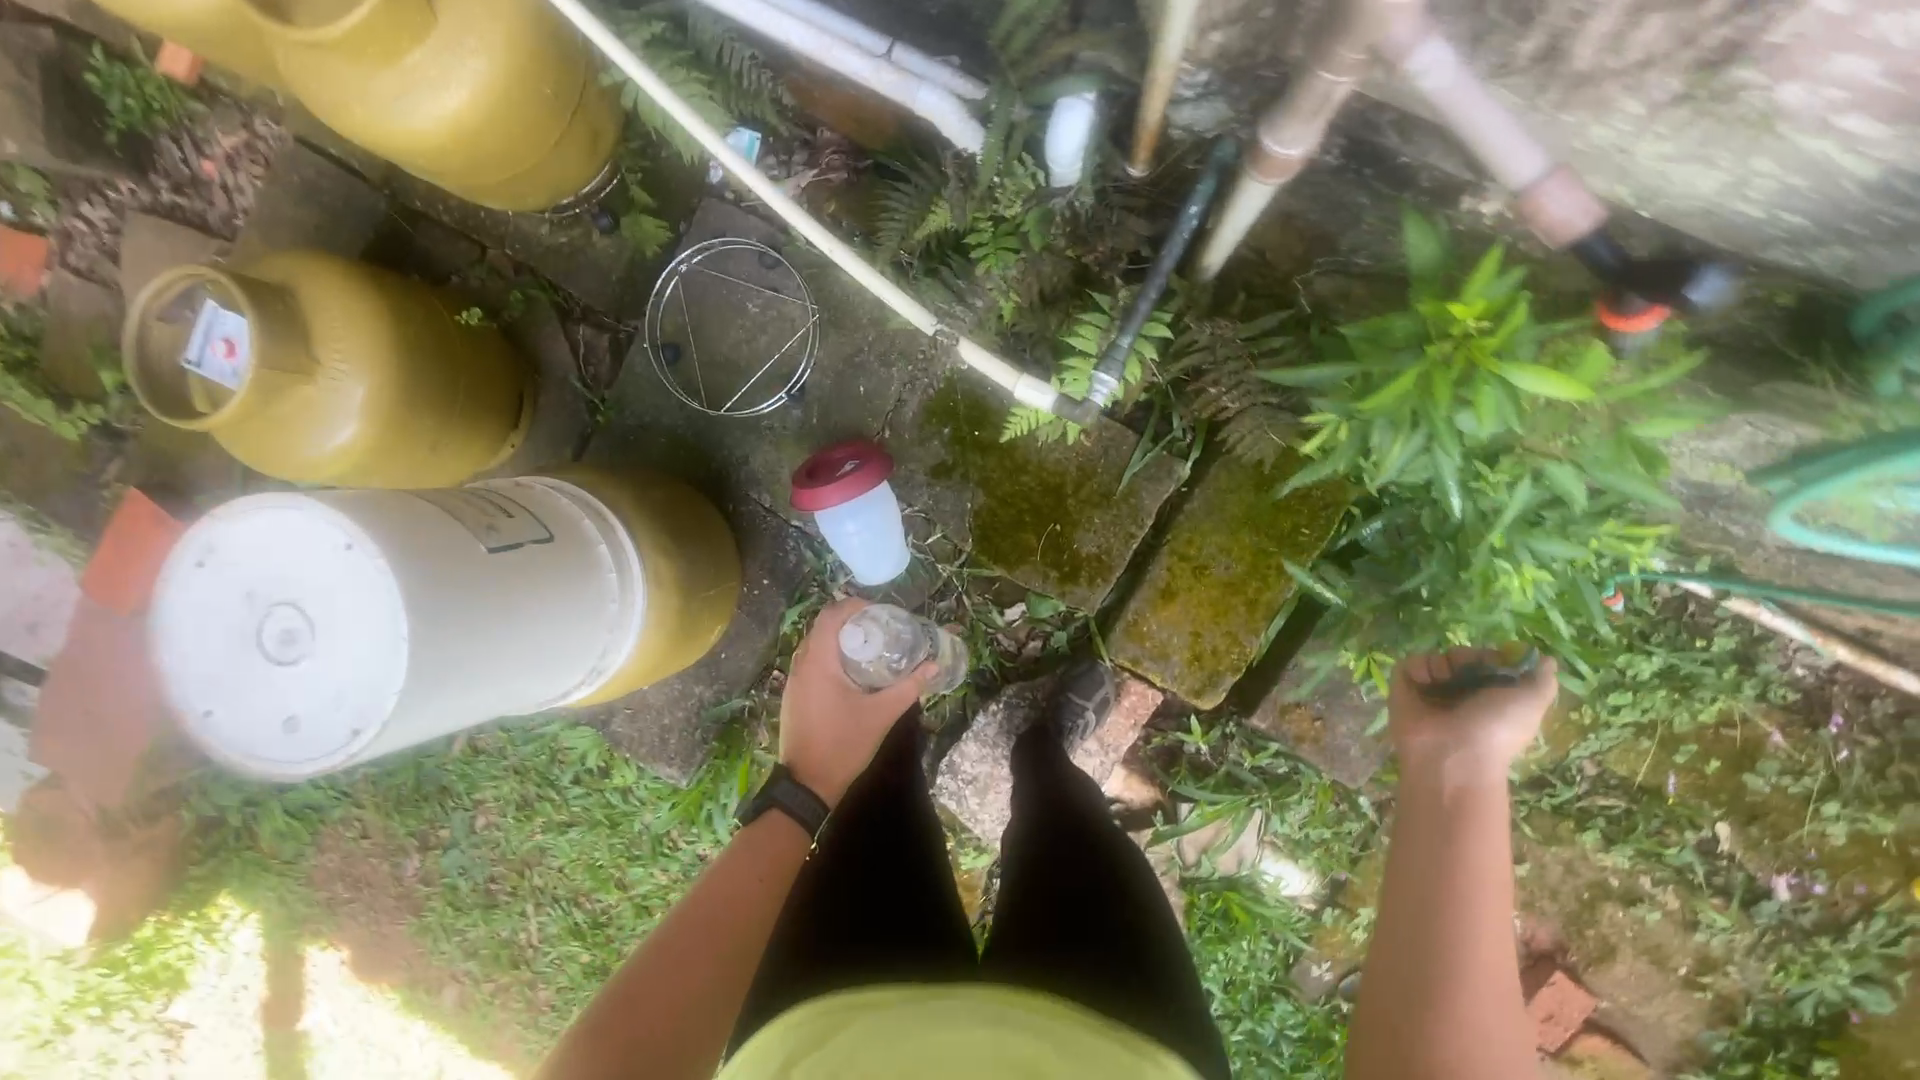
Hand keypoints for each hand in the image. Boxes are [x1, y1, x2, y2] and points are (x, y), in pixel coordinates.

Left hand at [778, 599, 934, 808]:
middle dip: (851, 623)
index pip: (831, 615)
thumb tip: (933, 666)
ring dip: (840, 641)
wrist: (806, 785)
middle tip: (880, 629)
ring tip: (870, 649)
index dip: (856, 606)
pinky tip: (853, 675)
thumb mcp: (882, 715)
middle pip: (823, 627)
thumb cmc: (844, 744)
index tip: (881, 613)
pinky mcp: (794, 696)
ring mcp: (794, 681)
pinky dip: (831, 659)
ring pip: (816, 646)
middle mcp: (801, 665)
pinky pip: (811, 664)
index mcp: (818, 662)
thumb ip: (908, 687)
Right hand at [1387, 647, 1557, 785]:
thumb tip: (1546, 659)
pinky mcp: (1403, 689)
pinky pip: (1409, 663)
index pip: (1489, 662)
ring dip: (1442, 662)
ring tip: (1443, 680)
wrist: (1453, 754)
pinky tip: (1426, 681)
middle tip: (1466, 672)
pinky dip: (1419, 666)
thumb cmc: (1497, 728)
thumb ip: (1542, 678)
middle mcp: (1460, 693)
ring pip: (1436, 657)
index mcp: (1491, 696)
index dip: (1493, 657)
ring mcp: (1430, 691)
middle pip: (1461, 656)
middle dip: (1466, 657)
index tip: (1497, 664)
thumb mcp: (1533, 701)